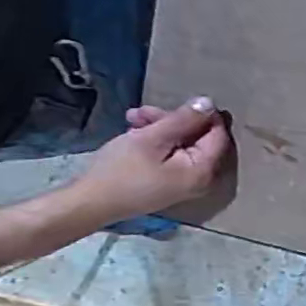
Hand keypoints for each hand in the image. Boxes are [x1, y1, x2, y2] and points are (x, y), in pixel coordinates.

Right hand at [63, 97, 231, 225]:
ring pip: (181, 142)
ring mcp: (184, 181)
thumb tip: (210, 103)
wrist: (86, 203)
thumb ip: (185, 119)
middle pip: (198, 136)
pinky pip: (171, 153)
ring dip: (160, 126)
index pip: (218, 133)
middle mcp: (201, 178)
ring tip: (132, 117)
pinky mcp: (168, 180)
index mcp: (204, 170)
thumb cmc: (121, 170)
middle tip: (143, 111)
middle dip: (173, 119)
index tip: (179, 102)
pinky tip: (134, 128)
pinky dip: (155, 140)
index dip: (202, 114)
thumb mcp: (153, 138)